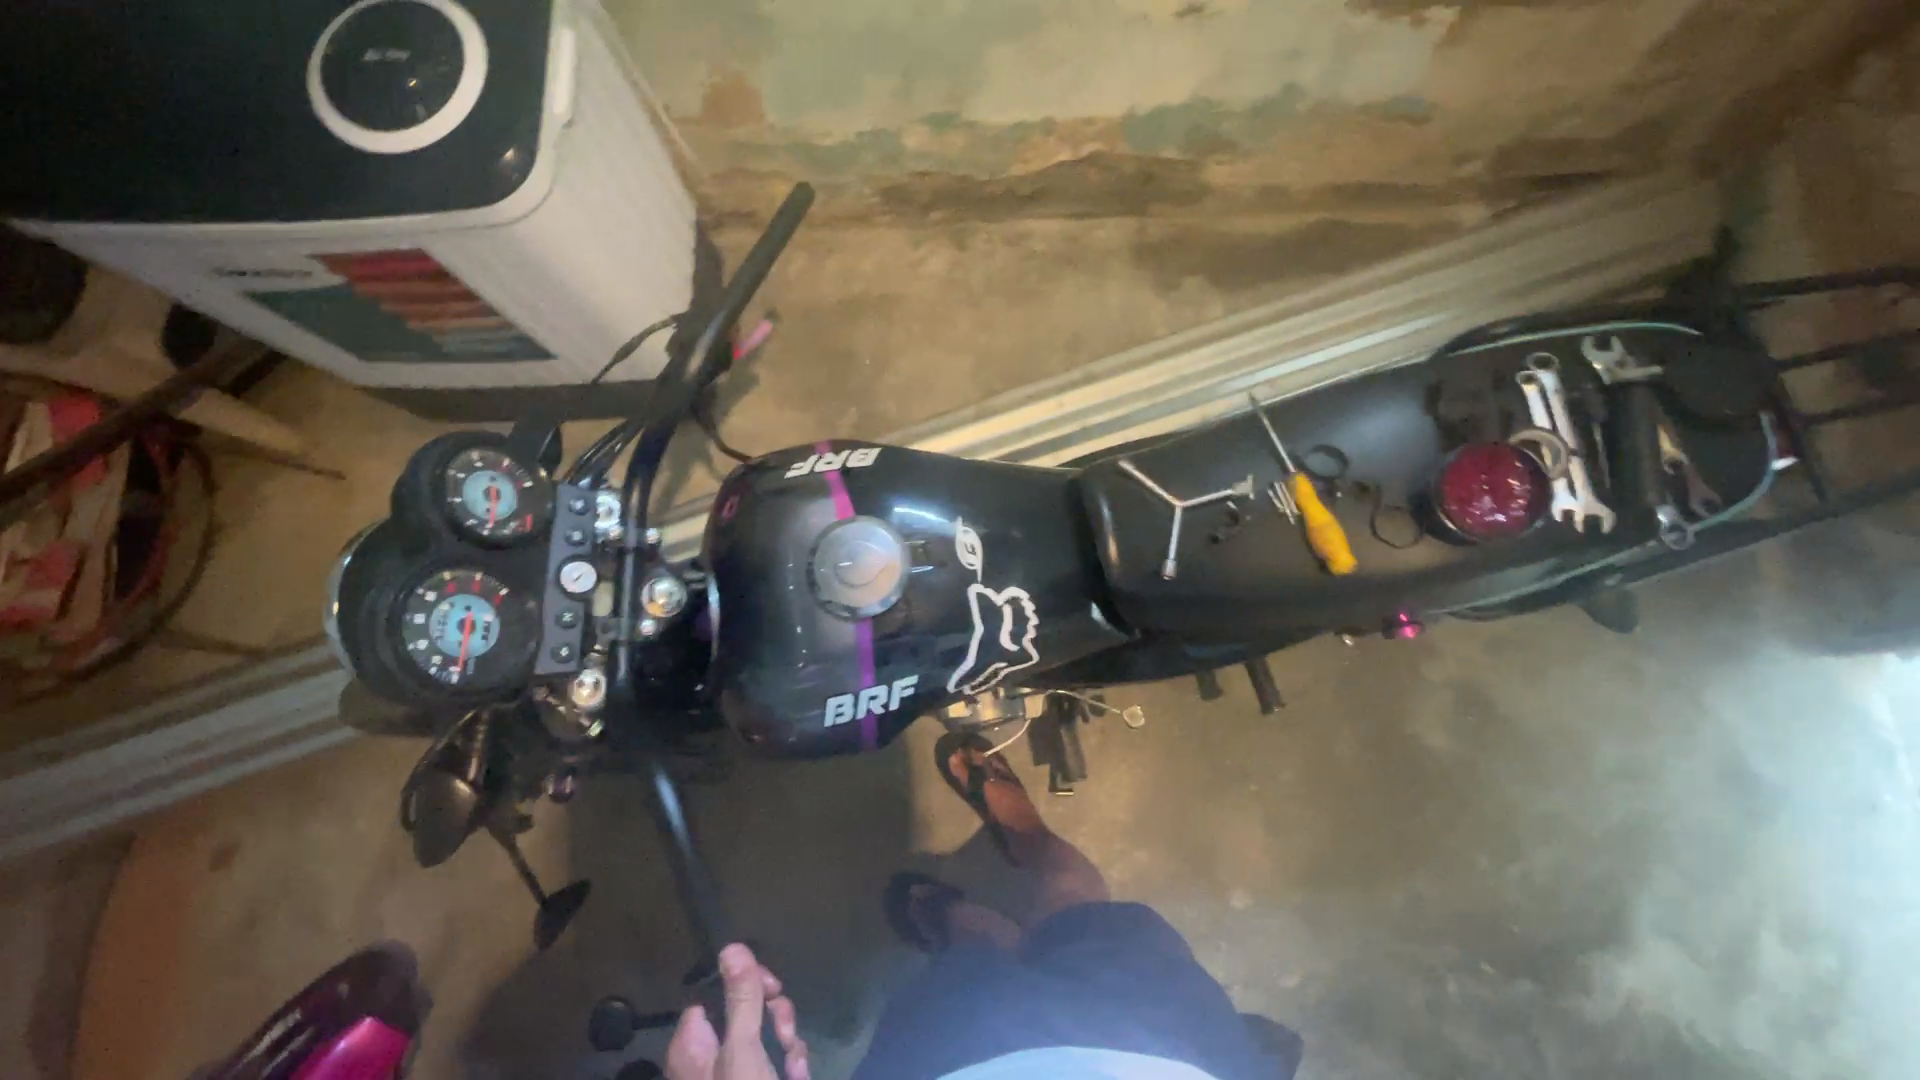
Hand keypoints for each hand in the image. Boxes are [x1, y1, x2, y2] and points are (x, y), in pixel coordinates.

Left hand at [666, 944, 809, 1079]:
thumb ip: (740, 997)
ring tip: (794, 1064)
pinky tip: (796, 1076)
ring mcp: (734, 1076)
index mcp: (694, 1044)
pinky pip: (774, 1063)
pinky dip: (789, 1066)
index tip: (773, 986)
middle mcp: (709, 1058)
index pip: (716, 991)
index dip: (746, 983)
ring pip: (765, 1036)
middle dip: (774, 1016)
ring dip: (787, 1043)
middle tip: (785, 1031)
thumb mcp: (744, 1049)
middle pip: (745, 1012)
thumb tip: (731, 945)